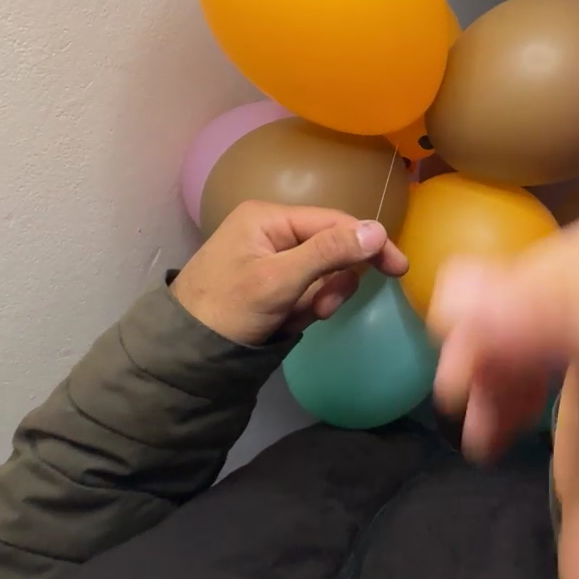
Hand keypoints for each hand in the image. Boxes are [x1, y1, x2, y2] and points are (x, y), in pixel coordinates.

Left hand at [170, 202, 408, 345]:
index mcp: (269, 217)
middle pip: (331, 247)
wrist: (179, 361)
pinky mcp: (271, 281)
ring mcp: (270, 256)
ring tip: (300, 317)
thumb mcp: (280, 281)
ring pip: (323, 271)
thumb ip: (329, 253)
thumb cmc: (225, 312)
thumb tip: (379, 230)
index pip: (336, 221)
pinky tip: (289, 320)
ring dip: (320, 297)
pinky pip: (308, 287)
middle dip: (333, 281)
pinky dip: (307, 306)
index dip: (370, 243)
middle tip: (325, 310)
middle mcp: (272, 230)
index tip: (399, 268)